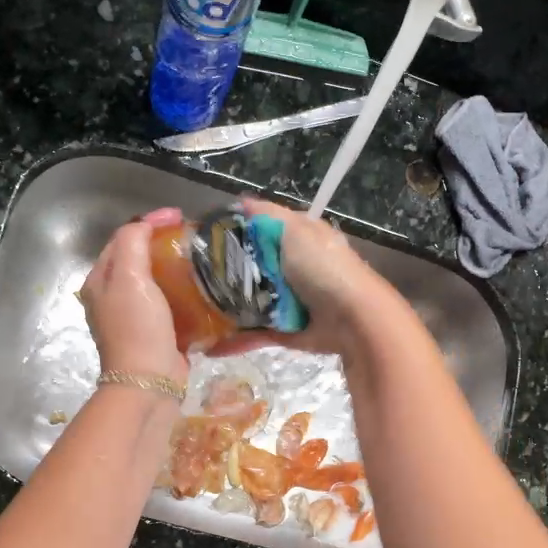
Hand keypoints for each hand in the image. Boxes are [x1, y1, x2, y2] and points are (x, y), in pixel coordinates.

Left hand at [82, 208, 188, 382]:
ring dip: (178, 271)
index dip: (149, 223)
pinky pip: (171, 307)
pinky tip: (204, 291)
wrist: (149, 384)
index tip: (180, 217)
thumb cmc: (137, 328)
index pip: (123, 239)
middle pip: (140, 261)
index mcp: (100, 281)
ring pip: (157, 284)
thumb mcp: (129, 277)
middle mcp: (113, 298)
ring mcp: (135, 319)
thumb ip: (133, 242)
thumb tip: (148, 223)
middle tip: (193, 238)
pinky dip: (186, 296)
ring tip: (202, 261)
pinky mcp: (157, 336)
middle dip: (165, 245)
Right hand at [208, 197, 395, 358]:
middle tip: (196, 275)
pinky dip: (237, 340)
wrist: (353, 318)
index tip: (207, 239)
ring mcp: (289, 302)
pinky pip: (257, 334)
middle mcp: (295, 270)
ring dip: (227, 308)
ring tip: (195, 310)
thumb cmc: (324, 267)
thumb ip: (268, 214)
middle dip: (226, 272)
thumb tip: (241, 201)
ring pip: (251, 302)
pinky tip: (211, 346)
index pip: (264, 231)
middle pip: (254, 268)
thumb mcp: (296, 229)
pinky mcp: (286, 331)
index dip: (238, 233)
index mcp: (300, 240)